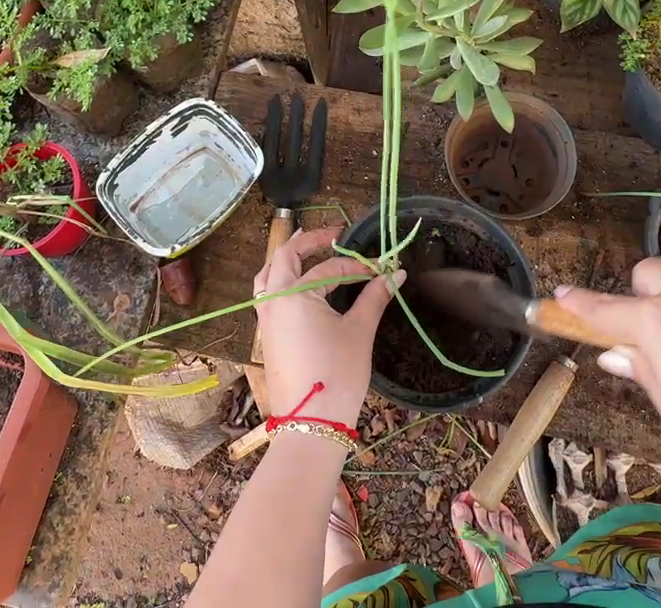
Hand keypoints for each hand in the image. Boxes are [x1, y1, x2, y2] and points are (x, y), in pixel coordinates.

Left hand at [253, 227, 403, 427]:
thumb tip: (395, 274)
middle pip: (285, 257)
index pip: (329, 268)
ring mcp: (265, 317)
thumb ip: (374, 297)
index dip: (357, 265)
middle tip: (334, 237)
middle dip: (309, 242)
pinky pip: (267, 295)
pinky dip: (280, 280)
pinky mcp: (266, 334)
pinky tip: (298, 285)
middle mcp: (274, 299)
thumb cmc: (337, 374)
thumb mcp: (359, 332)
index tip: (381, 268)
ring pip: (269, 274)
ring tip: (308, 249)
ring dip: (287, 259)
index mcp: (294, 294)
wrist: (311, 423)